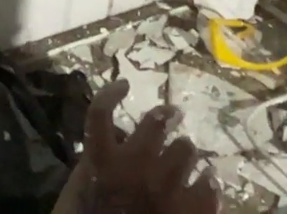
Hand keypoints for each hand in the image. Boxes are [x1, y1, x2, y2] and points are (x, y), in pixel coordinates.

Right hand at [57, 80, 218, 213]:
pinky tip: (209, 185)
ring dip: (186, 153)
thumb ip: (90, 167)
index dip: (110, 94)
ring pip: (186, 150)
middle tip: (173, 116)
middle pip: (157, 123)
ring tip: (190, 157)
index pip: (100, 113)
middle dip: (167, 118)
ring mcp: (167, 189)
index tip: (123, 85)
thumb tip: (104, 145)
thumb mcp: (76, 196)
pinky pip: (210, 188)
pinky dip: (210, 185)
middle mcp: (136, 165)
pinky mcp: (191, 212)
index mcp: (103, 162)